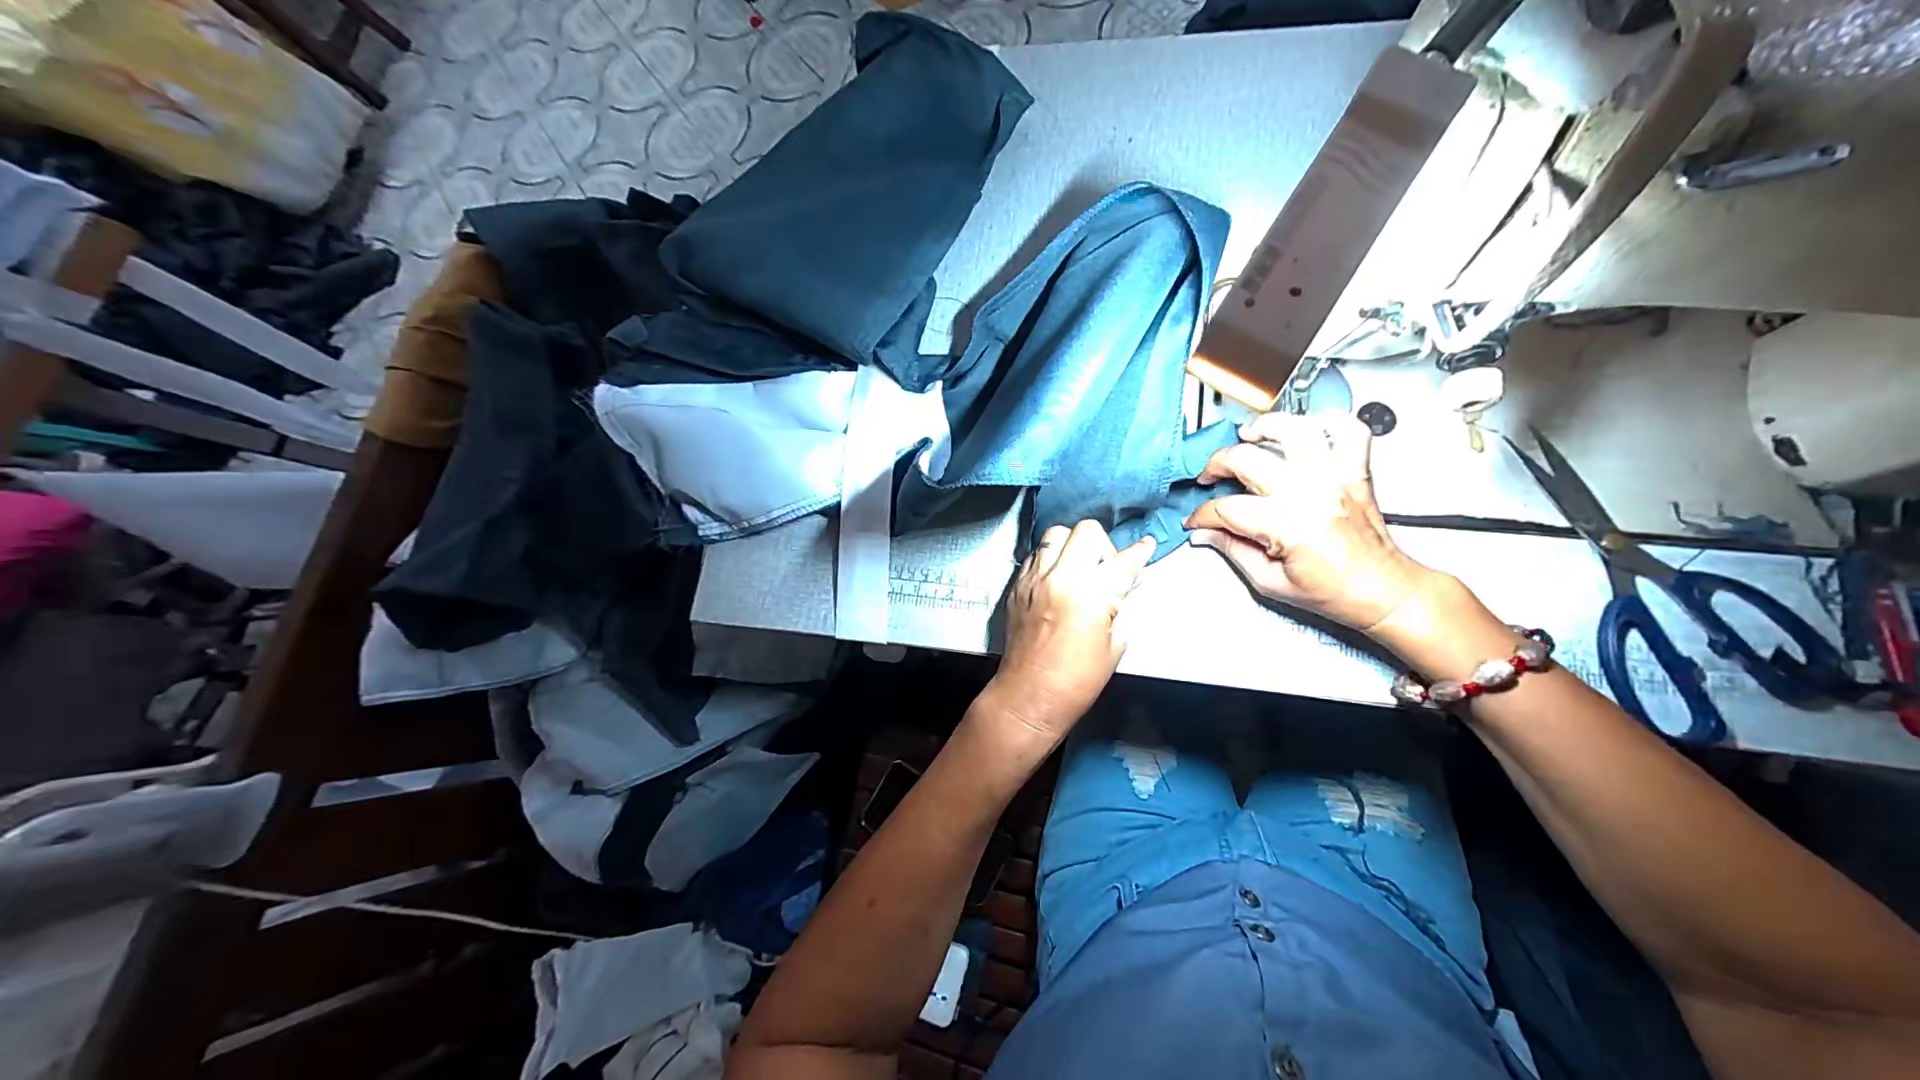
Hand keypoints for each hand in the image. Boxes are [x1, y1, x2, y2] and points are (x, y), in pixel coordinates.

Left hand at [982, 521, 1155, 746]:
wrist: (1029, 694)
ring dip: (1072, 545)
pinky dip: (1049, 558)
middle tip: (1105, 567)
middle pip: (1086, 531)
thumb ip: (1119, 609)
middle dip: (1102, 544)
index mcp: (1091, 594)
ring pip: (1056, 534)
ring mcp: (1035, 578)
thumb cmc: (1076, 680)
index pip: (1123, 561)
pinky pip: (1035, 554)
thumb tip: (1122, 589)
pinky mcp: (1017, 585)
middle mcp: (1061, 577)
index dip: (1139, 554)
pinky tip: (1056, 577)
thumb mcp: (1114, 645)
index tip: (1145, 547)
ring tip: (1078, 567)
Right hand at [1184, 413, 1442, 635]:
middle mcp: (1310, 493)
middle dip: (1217, 466)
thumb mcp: (1270, 582)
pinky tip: (1306, 429)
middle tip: (1211, 477)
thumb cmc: (1335, 591)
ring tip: (1249, 435)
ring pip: (1293, 429)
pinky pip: (1347, 429)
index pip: (1227, 508)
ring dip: (1265, 427)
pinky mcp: (1354, 471)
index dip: (1203, 515)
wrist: (1381, 590)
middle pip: (1247, 459)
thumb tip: (1206, 533)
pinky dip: (1327, 422)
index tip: (1197, 521)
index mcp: (1287, 525)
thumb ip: (1233, 550)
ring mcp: (1334, 477)